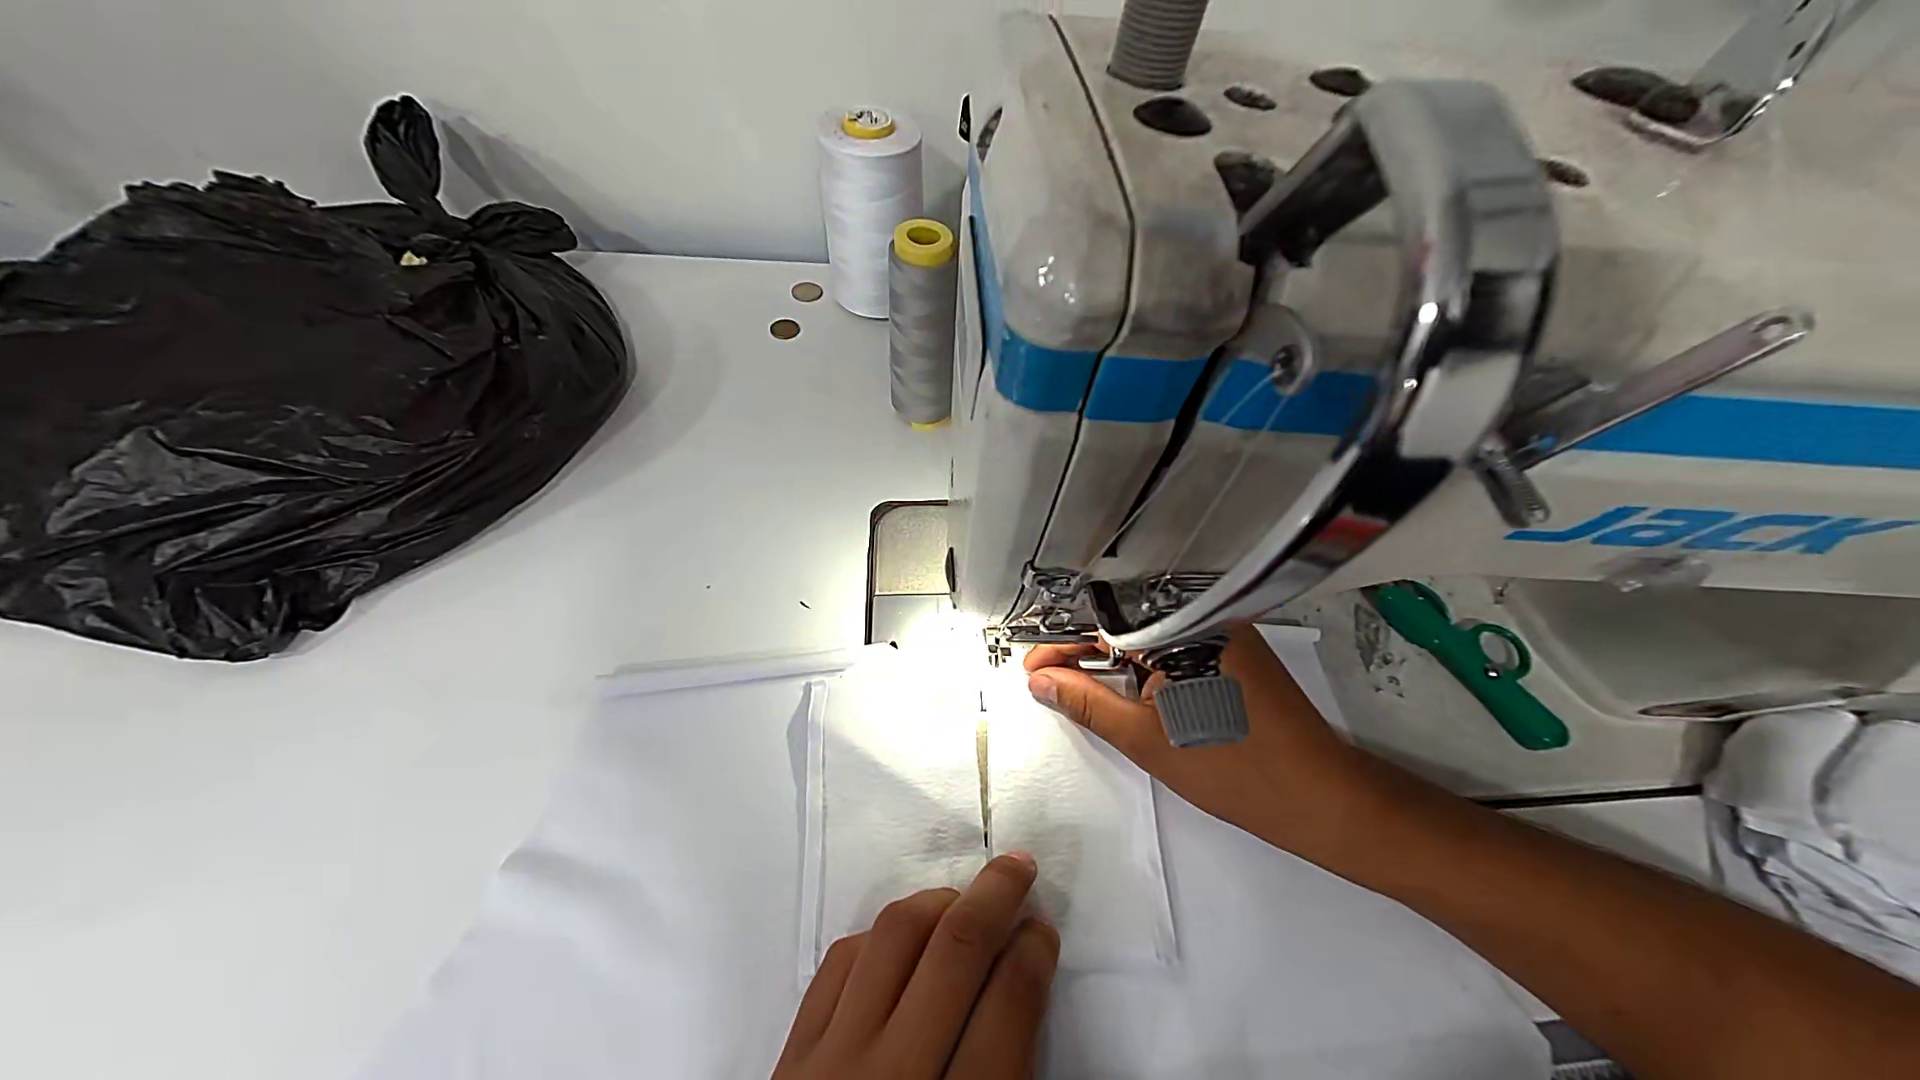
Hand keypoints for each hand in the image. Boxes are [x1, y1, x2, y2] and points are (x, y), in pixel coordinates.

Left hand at [773, 853, 1060, 1079]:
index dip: (1033, 956)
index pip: (1006, 1012)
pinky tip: (901, 937)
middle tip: (1020, 867)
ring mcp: (830, 1063)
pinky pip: (838, 964)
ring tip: (964, 897)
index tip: (1043, 929)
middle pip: (953, 954)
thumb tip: (1024, 987)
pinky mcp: (790, 1058)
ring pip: (892, 939)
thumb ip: (1005, 1075)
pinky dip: (876, 937)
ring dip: (937, 902)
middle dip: (996, 897)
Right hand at [1024, 625, 1374, 856]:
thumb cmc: (1239, 772)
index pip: (1100, 624)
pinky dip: (1142, 665)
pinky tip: (1124, 689)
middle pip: (1122, 625)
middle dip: (1080, 653)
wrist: (1321, 798)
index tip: (1034, 670)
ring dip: (1110, 660)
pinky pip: (1171, 646)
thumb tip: (1041, 681)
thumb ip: (1087, 703)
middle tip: (1048, 684)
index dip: (1059, 647)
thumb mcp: (1146, 739)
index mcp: (1180, 630)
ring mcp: (1221, 631)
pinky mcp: (1231, 648)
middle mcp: (1203, 618)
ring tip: (1079, 690)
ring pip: (1145, 636)